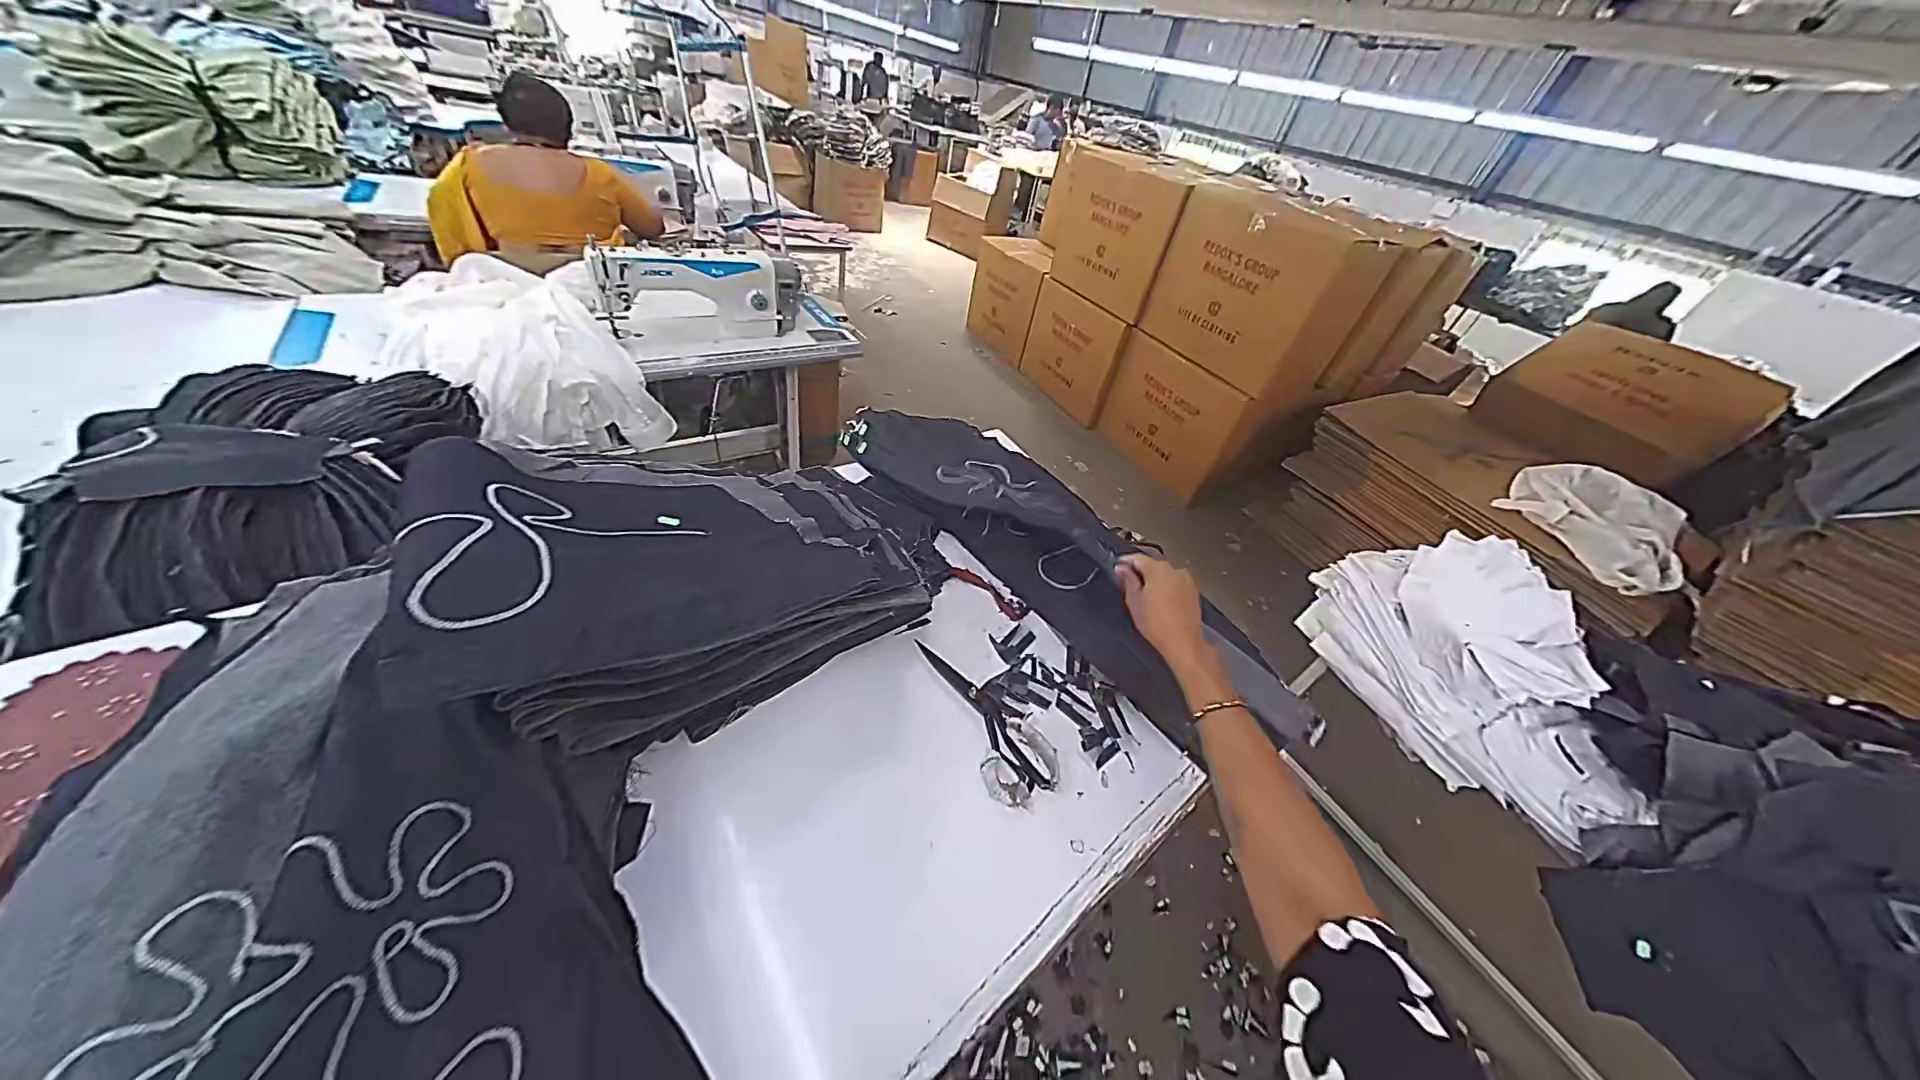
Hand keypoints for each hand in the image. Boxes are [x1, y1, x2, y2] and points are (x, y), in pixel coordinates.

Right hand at [1116, 553, 1228, 697]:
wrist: (1183, 644)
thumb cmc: (1155, 624)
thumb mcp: (1134, 601)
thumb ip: (1128, 580)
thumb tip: (1122, 568)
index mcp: (1158, 569)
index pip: (1137, 558)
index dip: (1125, 562)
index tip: (1117, 567)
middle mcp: (1175, 570)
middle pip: (1153, 564)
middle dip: (1140, 571)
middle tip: (1128, 583)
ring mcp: (1187, 580)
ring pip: (1165, 574)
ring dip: (1154, 579)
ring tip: (1144, 594)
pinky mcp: (1194, 592)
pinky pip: (1175, 583)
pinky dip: (1166, 587)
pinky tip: (1160, 600)